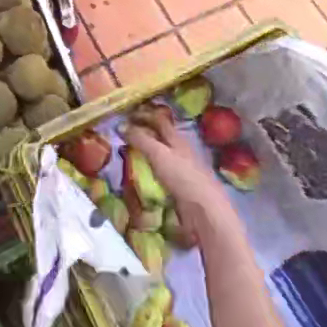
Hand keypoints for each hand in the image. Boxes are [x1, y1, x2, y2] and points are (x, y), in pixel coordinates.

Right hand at [121, 113, 232, 230]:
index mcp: (178, 140)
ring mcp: (183, 170)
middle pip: (162, 137)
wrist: (205, 211)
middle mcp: (182, 151)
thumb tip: (121, 126)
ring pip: (162, 154)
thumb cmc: (183, 177)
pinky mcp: (181, 187)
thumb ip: (141, 139)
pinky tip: (142, 173)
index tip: (126, 114)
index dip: (145, 115)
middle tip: (124, 132)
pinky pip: (162, 171)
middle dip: (145, 132)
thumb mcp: (159, 154)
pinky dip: (150, 168)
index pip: (160, 120)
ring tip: (129, 151)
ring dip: (147, 150)